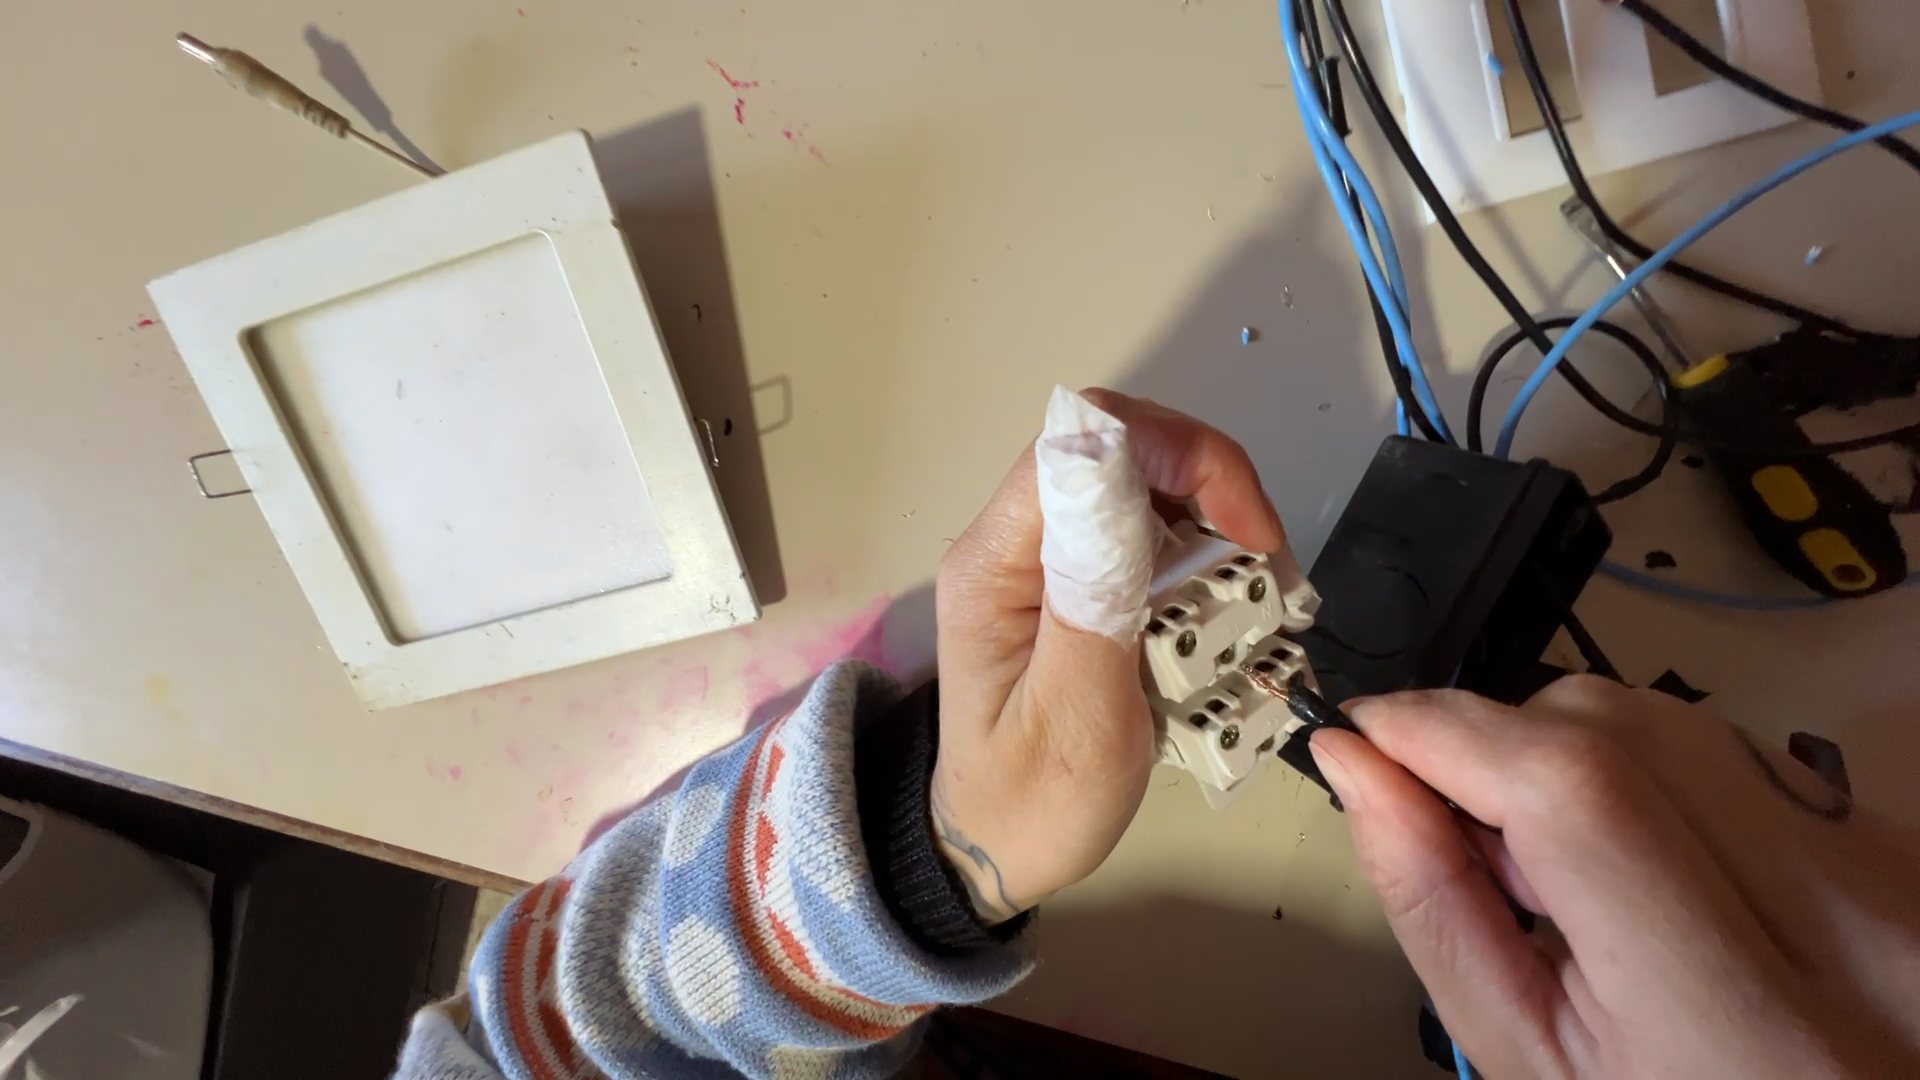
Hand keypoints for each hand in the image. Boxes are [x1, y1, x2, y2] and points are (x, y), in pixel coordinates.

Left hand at [930, 390, 1284, 922]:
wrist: (991, 842)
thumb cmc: (1031, 800)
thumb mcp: (1072, 716)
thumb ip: (1094, 594)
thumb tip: (1117, 471)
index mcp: (996, 562)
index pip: (1081, 445)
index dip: (1178, 455)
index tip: (1247, 531)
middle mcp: (1013, 540)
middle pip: (1121, 454)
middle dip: (1211, 495)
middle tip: (1264, 574)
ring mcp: (1041, 558)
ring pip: (1143, 490)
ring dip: (1213, 530)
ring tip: (1254, 600)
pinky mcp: (1070, 580)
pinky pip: (1145, 534)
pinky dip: (1199, 558)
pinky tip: (1222, 609)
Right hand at [1309, 676, 1919, 1077]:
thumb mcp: (1518, 1050)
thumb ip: (1426, 898)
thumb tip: (1349, 758)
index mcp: (1751, 1038)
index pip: (1572, 796)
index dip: (1441, 732)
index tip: (1362, 730)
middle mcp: (1870, 940)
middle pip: (1613, 729)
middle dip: (1483, 736)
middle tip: (1455, 810)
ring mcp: (1905, 881)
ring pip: (1660, 717)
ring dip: (1551, 745)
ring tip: (1551, 845)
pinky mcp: (1903, 845)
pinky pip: (1716, 742)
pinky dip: (1625, 761)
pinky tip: (1630, 842)